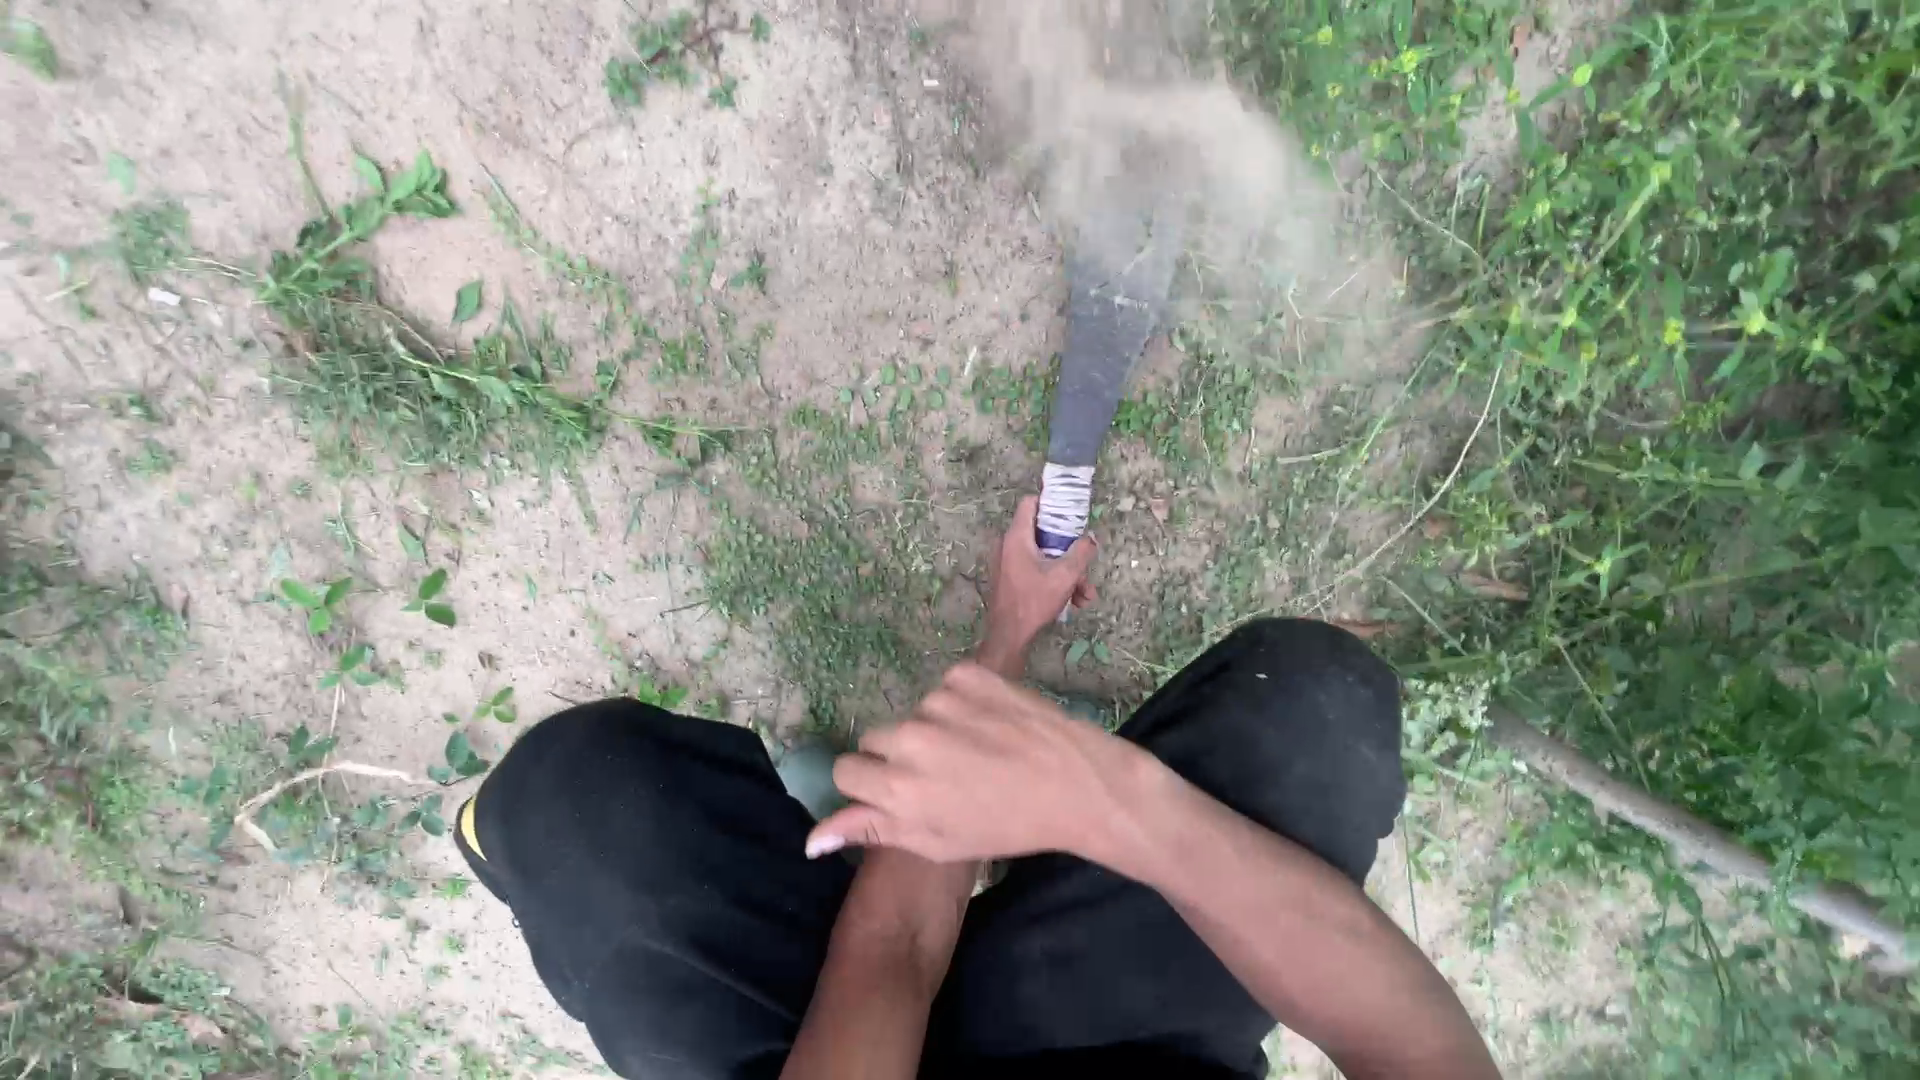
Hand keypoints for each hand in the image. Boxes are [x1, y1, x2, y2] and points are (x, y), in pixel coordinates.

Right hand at [805, 663, 1154, 864]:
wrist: (1074, 782)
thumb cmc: (1005, 824)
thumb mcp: (936, 841)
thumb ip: (871, 831)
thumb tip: (811, 839)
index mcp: (899, 788)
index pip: (847, 768)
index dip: (871, 782)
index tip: (899, 790)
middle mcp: (910, 738)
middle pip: (876, 738)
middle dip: (898, 755)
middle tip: (944, 773)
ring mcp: (940, 701)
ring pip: (914, 713)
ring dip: (933, 728)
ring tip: (977, 750)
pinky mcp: (967, 673)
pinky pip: (945, 687)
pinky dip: (961, 703)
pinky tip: (991, 724)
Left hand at [977, 496, 1097, 677]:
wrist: (1009, 635)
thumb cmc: (1034, 600)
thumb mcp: (1065, 575)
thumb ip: (1081, 553)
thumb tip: (1091, 539)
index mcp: (1017, 537)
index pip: (1030, 503)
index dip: (1051, 503)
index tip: (1070, 512)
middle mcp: (1008, 545)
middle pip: (1044, 534)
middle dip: (1069, 551)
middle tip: (1084, 565)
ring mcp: (1008, 563)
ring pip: (1044, 557)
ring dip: (1067, 573)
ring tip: (1084, 594)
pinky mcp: (1011, 579)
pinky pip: (1036, 571)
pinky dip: (1055, 582)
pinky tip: (1074, 602)